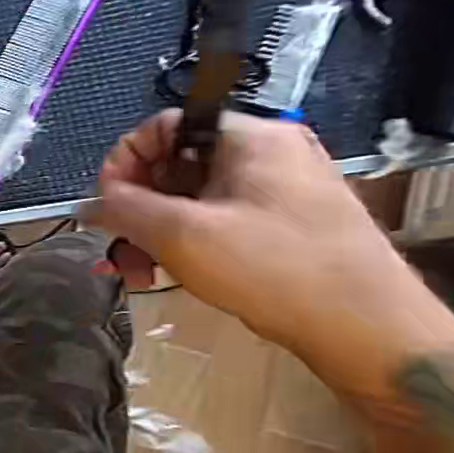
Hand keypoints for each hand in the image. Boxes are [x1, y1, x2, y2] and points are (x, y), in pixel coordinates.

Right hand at [95, 110, 453, 399]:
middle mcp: (264, 153)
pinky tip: (162, 275)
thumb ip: (125, 210)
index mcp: (249, 137)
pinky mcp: (280, 224)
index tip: (105, 203)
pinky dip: (183, 243)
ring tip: (134, 274)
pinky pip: (214, 221)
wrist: (363, 326)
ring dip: (153, 233)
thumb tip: (90, 203)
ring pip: (191, 199)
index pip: (164, 126)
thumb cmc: (271, 267)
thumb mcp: (182, 234)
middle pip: (174, 165)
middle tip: (115, 248)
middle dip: (135, 208)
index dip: (124, 160)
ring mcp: (275, 190)